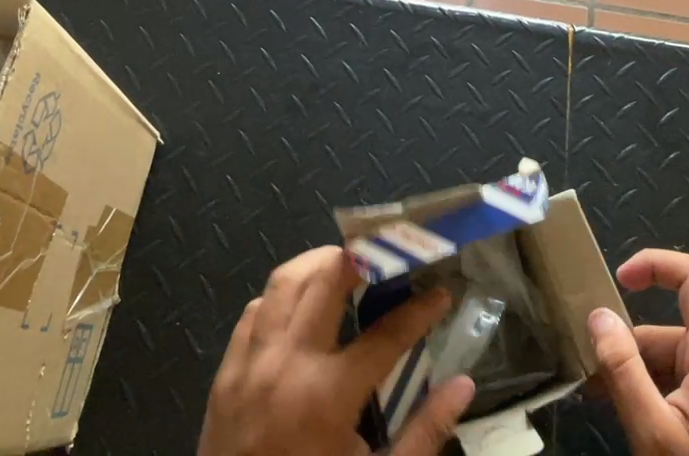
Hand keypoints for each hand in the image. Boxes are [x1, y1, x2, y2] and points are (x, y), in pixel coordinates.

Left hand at [199, 245, 476, 455]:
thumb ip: (424, 432)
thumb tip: (463, 385)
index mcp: (328, 396)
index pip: (385, 334)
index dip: (420, 309)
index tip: (441, 291)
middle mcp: (286, 364)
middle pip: (325, 280)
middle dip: (360, 259)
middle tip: (386, 255)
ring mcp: (250, 363)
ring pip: (282, 282)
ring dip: (316, 265)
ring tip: (344, 267)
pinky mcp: (225, 372)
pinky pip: (253, 312)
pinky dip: (280, 297)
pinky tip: (300, 307)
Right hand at [587, 249, 688, 455]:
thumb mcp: (654, 434)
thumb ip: (622, 369)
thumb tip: (599, 316)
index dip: (653, 264)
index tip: (618, 281)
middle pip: (681, 334)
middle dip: (637, 354)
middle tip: (598, 389)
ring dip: (655, 381)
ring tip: (623, 415)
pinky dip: (681, 396)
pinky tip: (660, 429)